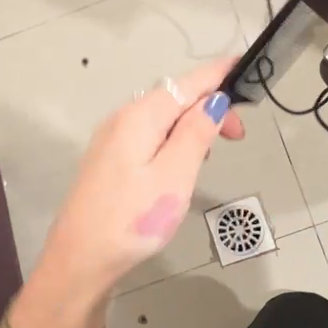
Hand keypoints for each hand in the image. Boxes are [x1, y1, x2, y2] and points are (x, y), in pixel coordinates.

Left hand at [7, 59, 245, 327]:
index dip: (218, 73)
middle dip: (209, 105)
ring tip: (213, 150)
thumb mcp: (174, 176)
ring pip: (161, 117)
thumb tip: (214, 100)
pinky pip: (149, 135)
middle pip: (174, 97)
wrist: (80, 261)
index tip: (247, 66)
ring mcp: (112, 140)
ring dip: (192, 124)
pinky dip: (173, 138)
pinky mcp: (109, 161)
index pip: (187, 83)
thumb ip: (195, 134)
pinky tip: (182, 162)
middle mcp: (122, 119)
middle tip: (238, 136)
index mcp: (140, 117)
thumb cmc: (132, 220)